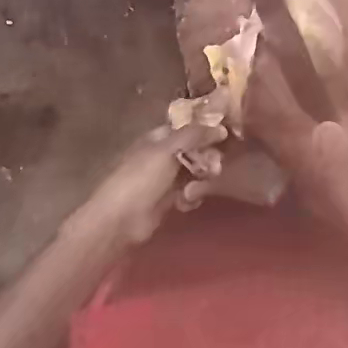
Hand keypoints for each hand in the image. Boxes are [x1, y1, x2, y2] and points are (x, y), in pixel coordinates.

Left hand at [68, 121, 227, 247]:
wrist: (121, 219)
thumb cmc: (142, 178)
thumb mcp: (167, 150)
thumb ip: (194, 135)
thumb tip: (221, 128)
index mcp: (157, 138)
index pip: (187, 128)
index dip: (205, 131)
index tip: (226, 137)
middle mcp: (162, 154)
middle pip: (193, 150)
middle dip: (206, 157)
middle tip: (216, 167)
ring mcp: (164, 178)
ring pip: (194, 171)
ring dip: (202, 178)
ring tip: (203, 185)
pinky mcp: (168, 199)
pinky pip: (189, 191)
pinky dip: (192, 196)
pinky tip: (189, 202)